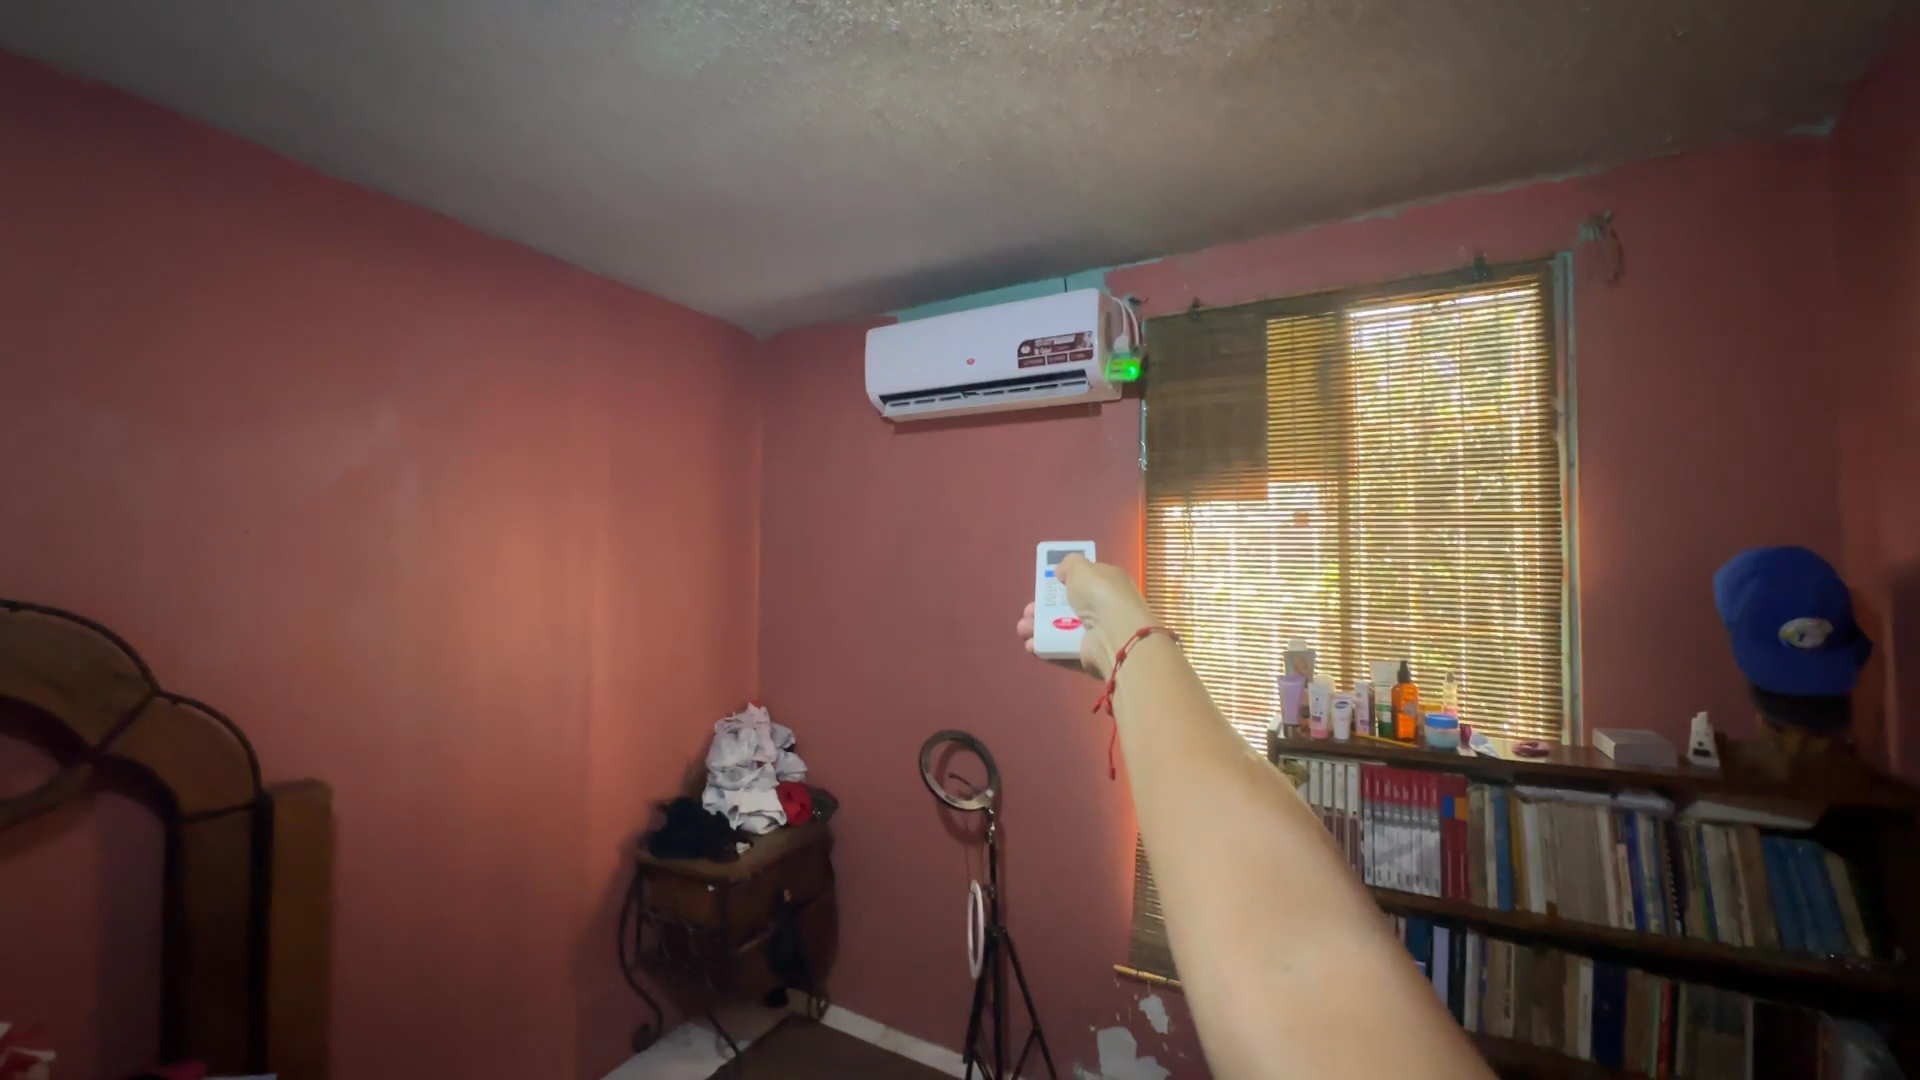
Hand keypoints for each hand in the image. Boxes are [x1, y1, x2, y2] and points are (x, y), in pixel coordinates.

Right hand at [1016, 553, 1159, 678]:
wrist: (1115, 634)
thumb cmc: (1100, 595)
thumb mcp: (1082, 568)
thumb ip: (1069, 564)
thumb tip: (1062, 571)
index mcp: (1107, 585)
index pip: (1084, 582)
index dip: (1062, 583)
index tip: (1043, 585)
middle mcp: (1104, 609)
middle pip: (1066, 608)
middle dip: (1042, 609)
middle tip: (1028, 612)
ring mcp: (1096, 635)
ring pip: (1061, 631)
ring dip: (1038, 629)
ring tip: (1023, 629)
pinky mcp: (1088, 657)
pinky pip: (1062, 651)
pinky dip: (1045, 648)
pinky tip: (1031, 646)